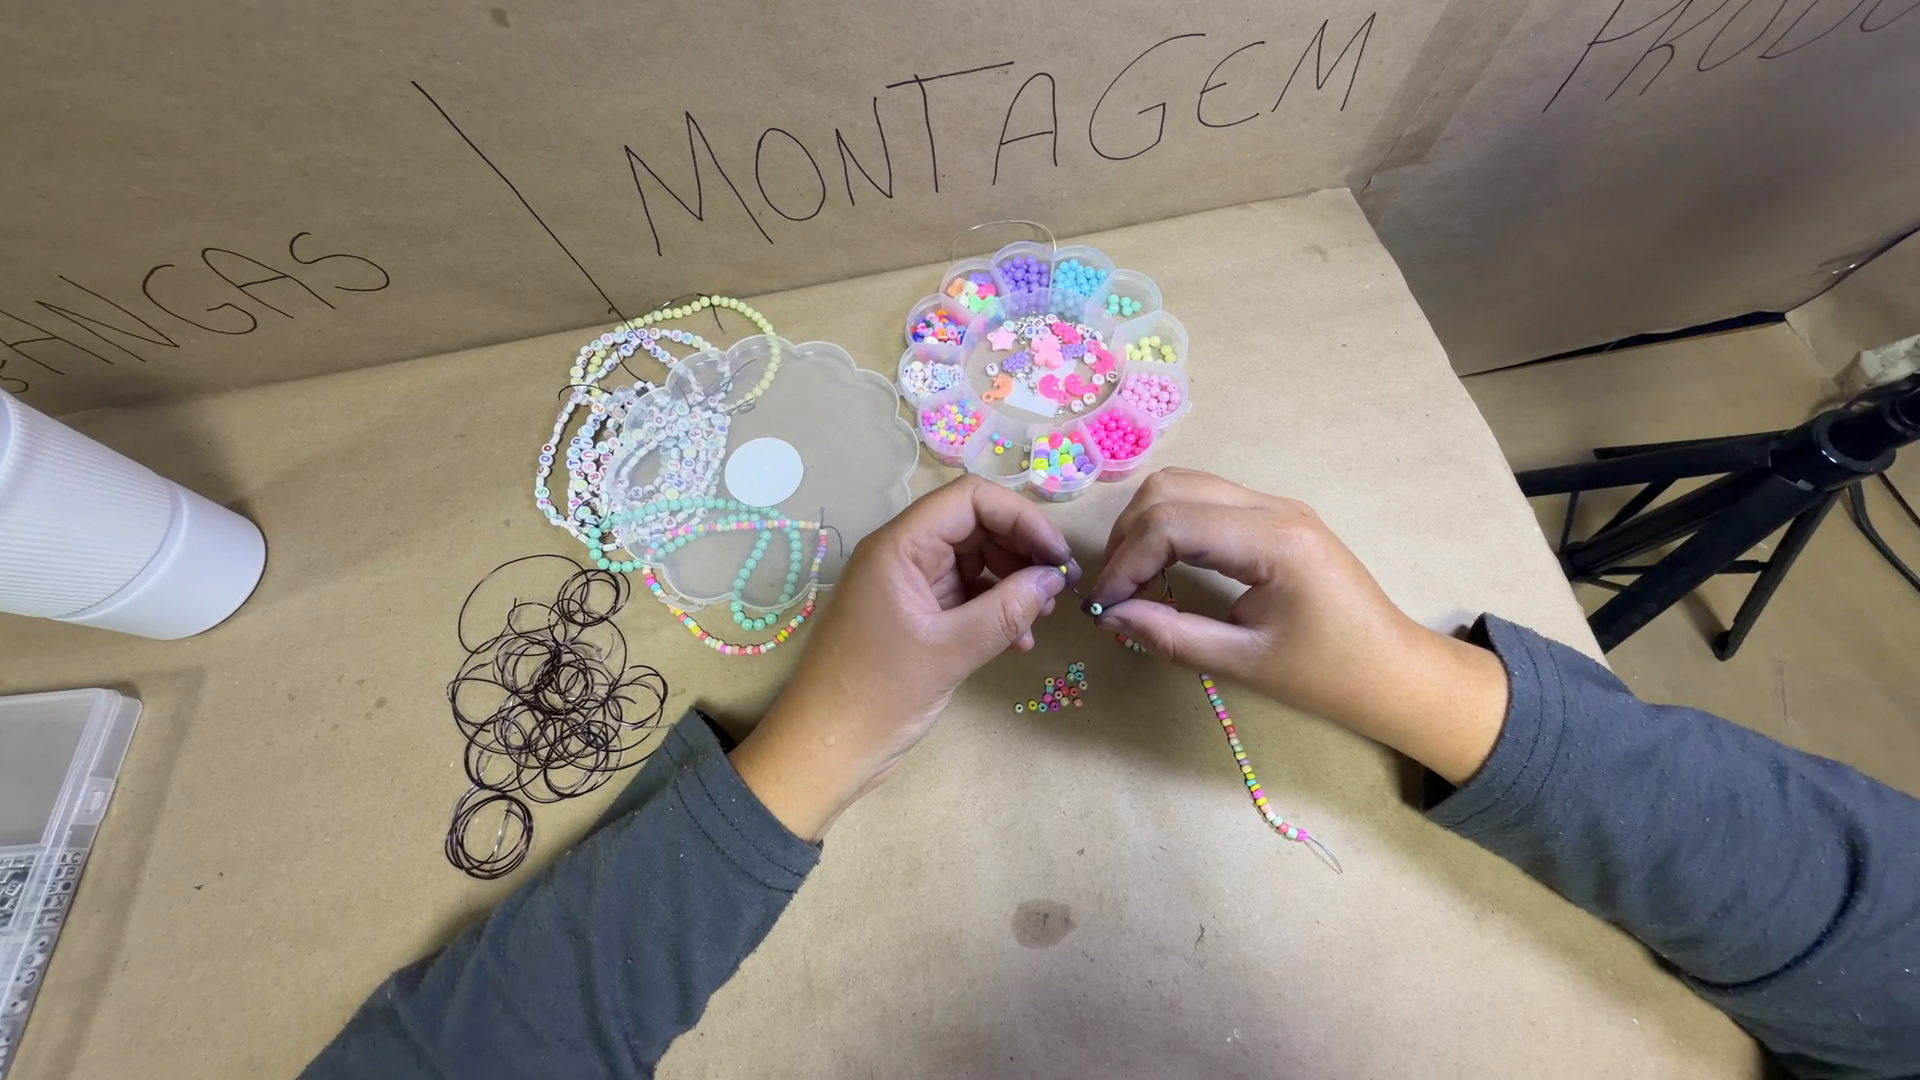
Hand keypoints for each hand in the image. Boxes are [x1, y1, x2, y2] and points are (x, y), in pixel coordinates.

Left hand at [731, 476, 1072, 839]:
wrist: (825, 750)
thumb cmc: (876, 696)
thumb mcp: (949, 651)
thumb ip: (1006, 611)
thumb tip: (1054, 580)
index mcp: (900, 547)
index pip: (969, 498)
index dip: (1020, 517)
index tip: (1057, 555)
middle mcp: (904, 555)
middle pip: (975, 525)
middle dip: (1022, 550)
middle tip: (1061, 585)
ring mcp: (910, 585)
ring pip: (975, 561)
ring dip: (1013, 582)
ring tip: (1042, 617)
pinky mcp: (917, 614)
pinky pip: (966, 595)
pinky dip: (996, 609)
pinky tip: (1020, 641)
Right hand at [1085, 468, 1508, 783]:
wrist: (1396, 671)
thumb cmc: (1330, 675)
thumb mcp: (1245, 663)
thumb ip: (1171, 636)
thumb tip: (1110, 617)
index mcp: (1274, 541)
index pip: (1171, 523)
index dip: (1125, 562)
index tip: (1105, 605)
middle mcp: (1273, 507)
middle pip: (1170, 489)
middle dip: (1128, 537)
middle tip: (1115, 590)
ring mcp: (1274, 505)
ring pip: (1182, 484)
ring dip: (1144, 524)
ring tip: (1132, 575)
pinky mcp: (1271, 515)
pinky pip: (1202, 499)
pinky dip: (1168, 524)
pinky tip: (1161, 563)